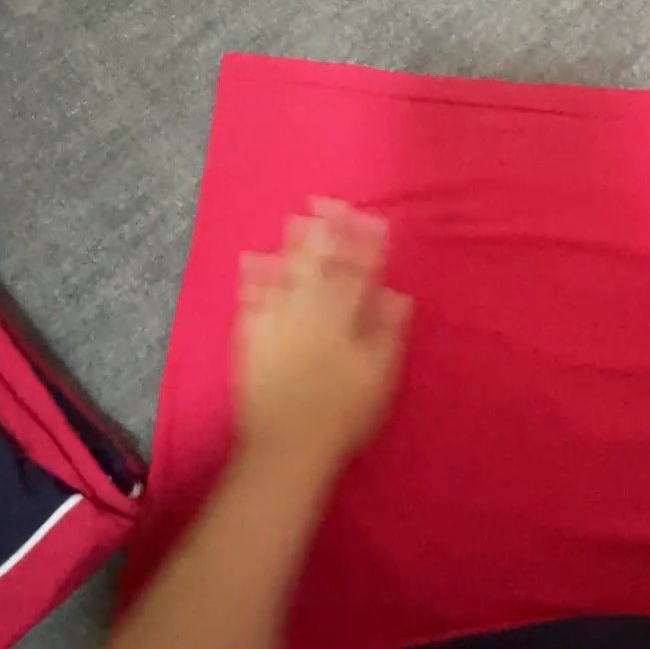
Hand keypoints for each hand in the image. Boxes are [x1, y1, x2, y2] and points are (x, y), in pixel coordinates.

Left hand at [233, 199, 411, 478]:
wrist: (286, 446)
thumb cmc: (343, 412)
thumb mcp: (379, 375)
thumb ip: (386, 331)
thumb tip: (397, 295)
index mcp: (343, 319)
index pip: (360, 273)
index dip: (367, 244)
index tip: (373, 218)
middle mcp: (310, 312)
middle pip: (321, 264)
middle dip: (327, 232)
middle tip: (328, 202)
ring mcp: (277, 322)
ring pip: (287, 274)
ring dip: (293, 245)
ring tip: (297, 218)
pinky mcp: (252, 338)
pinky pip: (253, 299)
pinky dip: (254, 277)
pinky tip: (252, 259)